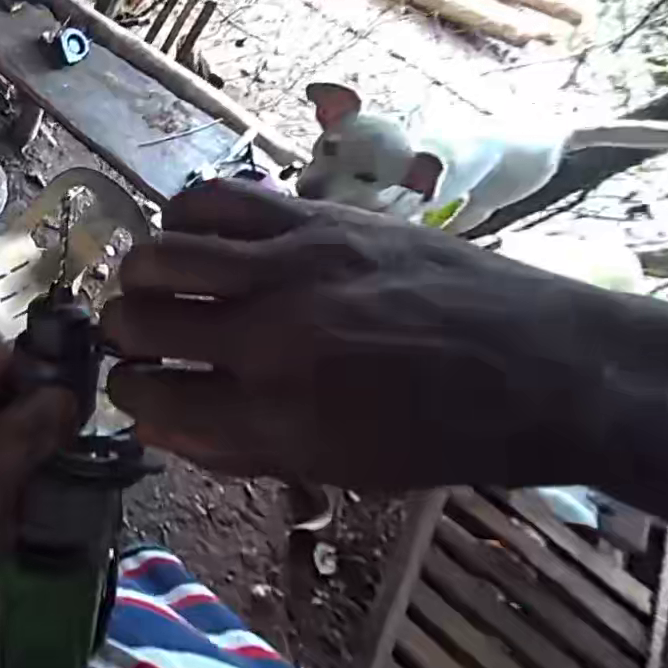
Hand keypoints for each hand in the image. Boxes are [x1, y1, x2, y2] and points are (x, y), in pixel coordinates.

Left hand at [0, 346, 75, 610]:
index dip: (43, 361)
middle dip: (48, 392)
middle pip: (10, 384)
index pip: (3, 359)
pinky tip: (64, 452)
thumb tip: (66, 390)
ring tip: (85, 426)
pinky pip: (12, 439)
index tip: (85, 371)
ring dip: (45, 419)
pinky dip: (35, 442)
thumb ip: (24, 431)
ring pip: (14, 412)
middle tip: (92, 405)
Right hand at [100, 181, 661, 490]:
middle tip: (134, 334)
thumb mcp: (329, 468)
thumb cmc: (434, 434)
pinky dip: (185, 218)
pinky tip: (197, 237)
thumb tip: (147, 426)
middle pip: (138, 319)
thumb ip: (226, 449)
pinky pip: (214, 199)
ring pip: (160, 254)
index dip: (126, 394)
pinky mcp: (313, 218)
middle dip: (118, 332)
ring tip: (157, 284)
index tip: (132, 385)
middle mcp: (268, 337)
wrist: (548, 366)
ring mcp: (289, 267)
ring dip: (141, 275)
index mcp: (274, 415)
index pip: (149, 399)